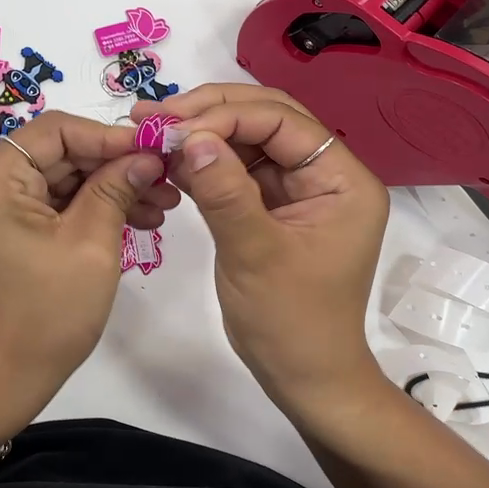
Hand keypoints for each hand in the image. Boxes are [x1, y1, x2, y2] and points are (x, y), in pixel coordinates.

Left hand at [0, 111, 179, 412]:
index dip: (107, 136)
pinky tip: (140, 218)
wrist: (11, 372)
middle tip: (168, 178)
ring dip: (111, 185)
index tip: (155, 149)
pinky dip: (94, 206)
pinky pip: (57, 201)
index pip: (55, 130)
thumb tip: (147, 155)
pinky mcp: (12, 226)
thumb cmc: (50, 310)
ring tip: (164, 203)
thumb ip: (116, 189)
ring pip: (64, 176)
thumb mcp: (92, 243)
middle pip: (60, 151)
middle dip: (115, 163)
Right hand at [131, 85, 389, 420]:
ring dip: (198, 133)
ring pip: (243, 140)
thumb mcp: (255, 253)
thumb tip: (192, 137)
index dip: (226, 116)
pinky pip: (231, 169)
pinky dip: (198, 161)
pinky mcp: (265, 206)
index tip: (173, 127)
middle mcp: (321, 175)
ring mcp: (292, 190)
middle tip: (153, 114)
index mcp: (341, 181)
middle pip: (264, 120)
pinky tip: (163, 158)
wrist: (300, 374)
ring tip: (147, 127)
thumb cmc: (290, 319)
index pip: (282, 122)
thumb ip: (225, 192)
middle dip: (208, 113)